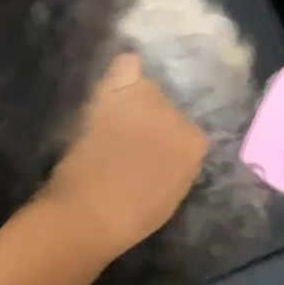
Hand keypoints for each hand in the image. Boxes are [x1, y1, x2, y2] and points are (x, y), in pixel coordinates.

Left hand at [40, 54, 209, 259]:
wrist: (87, 214)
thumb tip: (167, 153)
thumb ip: (176, 167)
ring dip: (131, 100)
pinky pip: (126, 65)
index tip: (147, 154)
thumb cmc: (126, 219)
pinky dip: (121, 72)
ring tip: (111, 123)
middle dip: (149, 120)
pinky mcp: (114, 93)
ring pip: (144, 86)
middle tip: (124, 140)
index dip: (164, 142)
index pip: (186, 131)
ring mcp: (146, 101)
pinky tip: (110, 86)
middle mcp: (178, 116)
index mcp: (196, 147)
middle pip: (166, 106)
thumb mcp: (169, 197)